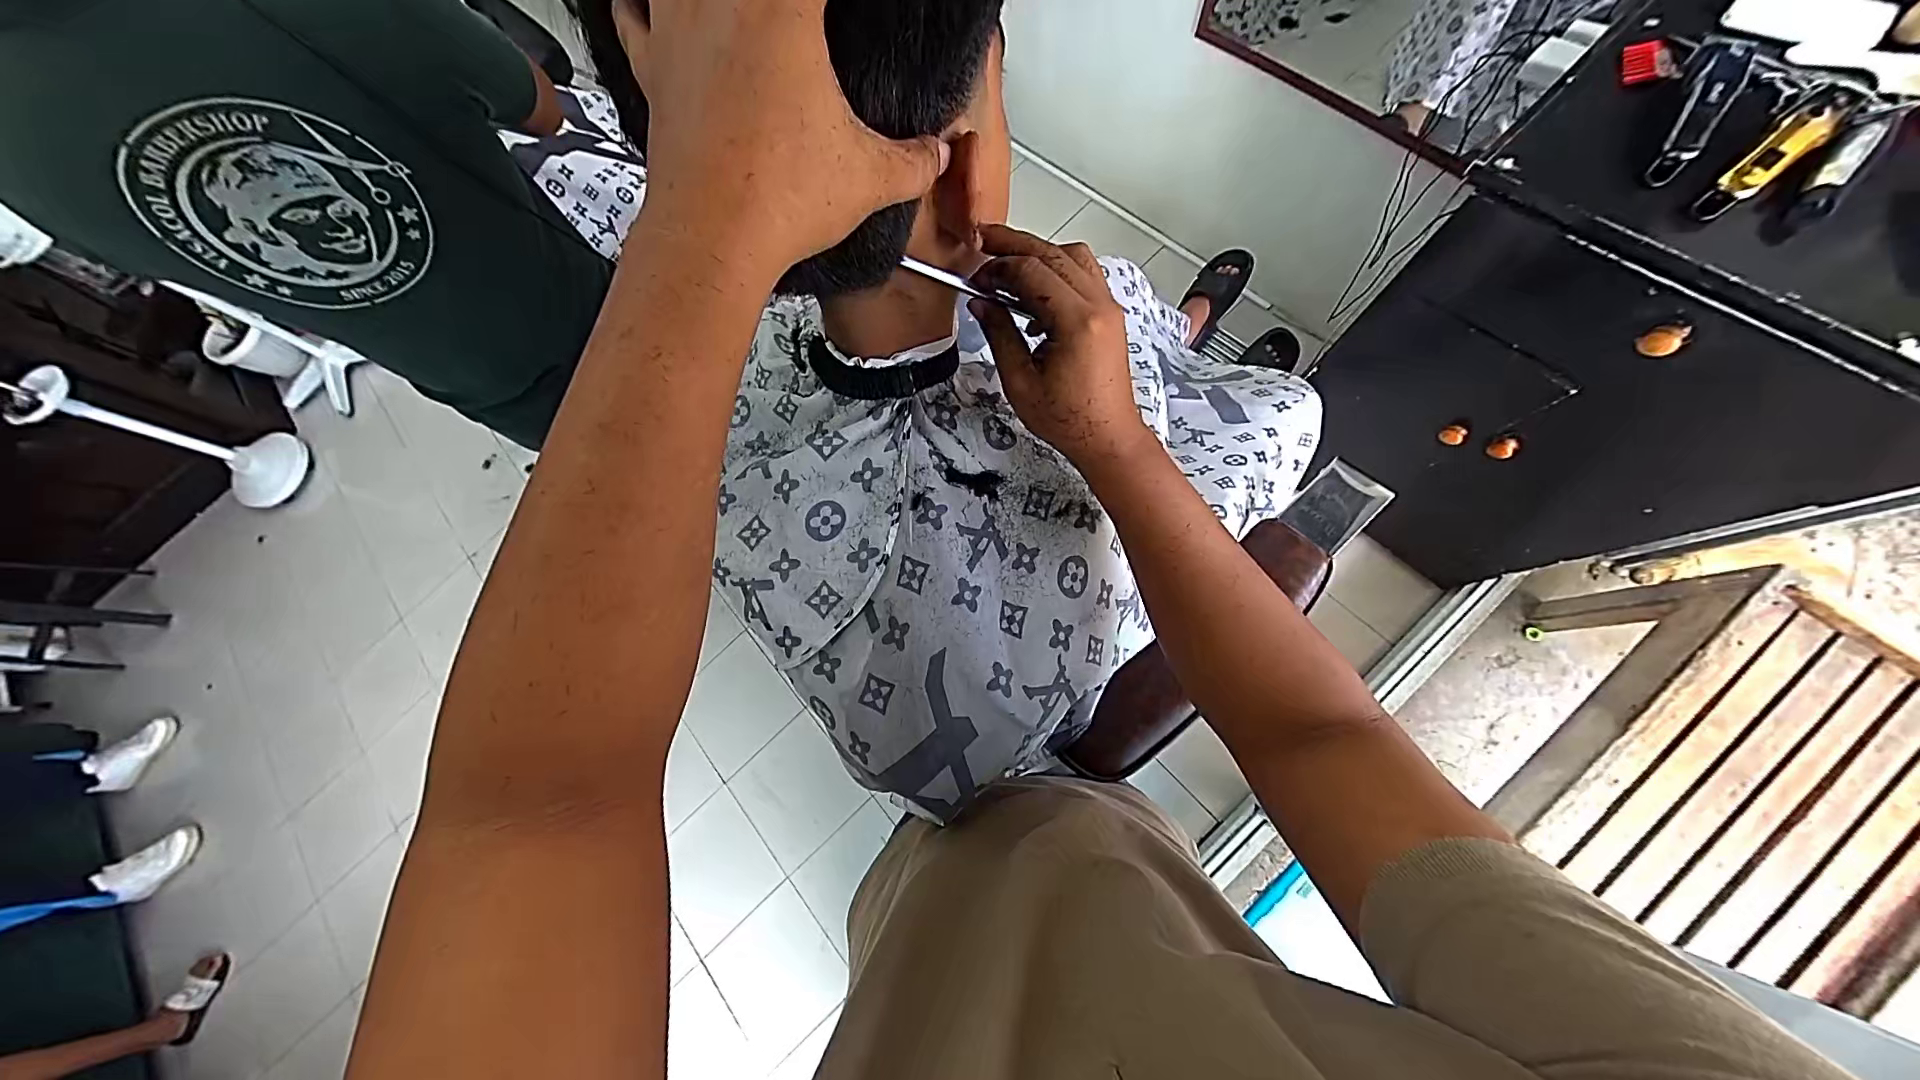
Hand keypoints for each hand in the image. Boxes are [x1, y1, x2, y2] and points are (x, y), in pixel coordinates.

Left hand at [614, 0, 949, 282]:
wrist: (714, 240)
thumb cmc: (776, 200)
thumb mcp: (868, 179)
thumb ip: (912, 162)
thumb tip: (931, 156)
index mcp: (783, 10)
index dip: (837, 8)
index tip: (846, 20)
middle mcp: (721, 2)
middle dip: (788, 10)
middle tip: (808, 26)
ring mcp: (677, 28)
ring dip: (726, 3)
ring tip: (751, 22)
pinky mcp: (654, 69)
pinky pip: (635, 10)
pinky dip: (648, 4)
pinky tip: (665, 10)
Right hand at [969, 225, 1156, 466]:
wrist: (1108, 437)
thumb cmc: (1071, 420)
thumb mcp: (1020, 381)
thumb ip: (999, 335)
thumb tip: (982, 304)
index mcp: (1077, 322)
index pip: (1032, 271)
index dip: (998, 268)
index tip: (977, 278)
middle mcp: (1099, 307)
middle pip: (1054, 253)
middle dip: (1015, 246)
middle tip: (985, 243)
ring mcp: (1109, 309)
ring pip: (1074, 257)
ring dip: (1039, 254)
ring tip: (1008, 266)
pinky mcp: (1110, 316)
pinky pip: (1084, 276)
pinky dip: (1057, 273)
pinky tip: (1034, 297)